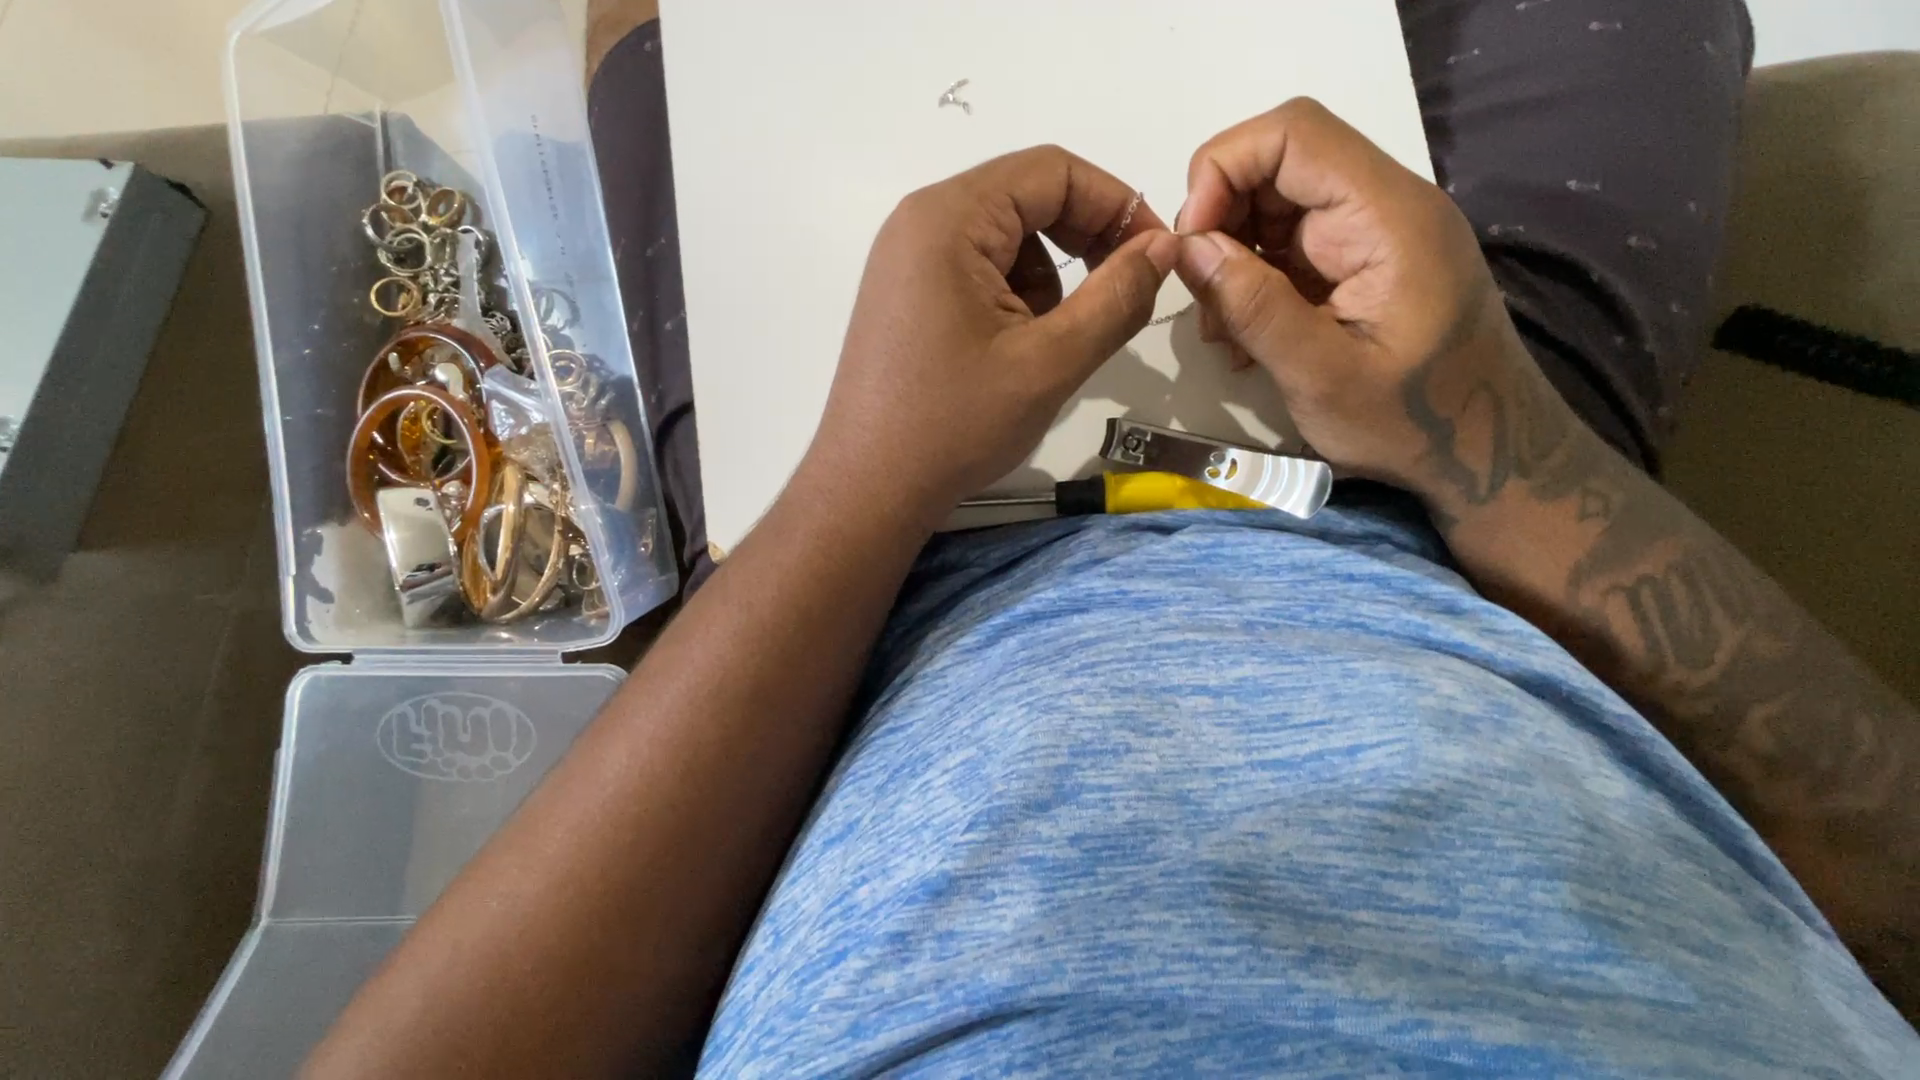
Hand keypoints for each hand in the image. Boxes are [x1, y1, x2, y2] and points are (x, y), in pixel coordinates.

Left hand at [799, 145, 1179, 527]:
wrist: (869, 488)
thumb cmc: (955, 425)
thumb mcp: (1050, 363)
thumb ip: (1117, 297)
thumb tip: (1164, 246)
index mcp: (949, 218)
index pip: (1052, 172)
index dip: (1116, 205)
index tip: (1156, 257)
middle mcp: (919, 222)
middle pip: (1026, 198)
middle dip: (1083, 242)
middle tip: (1119, 296)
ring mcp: (905, 261)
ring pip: (1005, 240)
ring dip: (1049, 279)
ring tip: (1049, 345)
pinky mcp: (904, 297)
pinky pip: (976, 271)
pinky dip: (1013, 299)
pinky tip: (1013, 353)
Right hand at [1174, 98, 1564, 505]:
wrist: (1483, 451)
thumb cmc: (1412, 423)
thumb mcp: (1321, 377)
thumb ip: (1254, 307)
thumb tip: (1189, 249)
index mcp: (1386, 217)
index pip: (1293, 134)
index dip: (1223, 170)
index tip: (1192, 246)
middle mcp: (1381, 206)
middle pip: (1278, 165)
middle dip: (1220, 222)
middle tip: (1202, 300)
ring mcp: (1370, 235)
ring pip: (1275, 207)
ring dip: (1230, 259)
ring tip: (1221, 330)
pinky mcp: (1359, 264)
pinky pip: (1288, 247)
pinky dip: (1251, 282)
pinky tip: (1242, 336)